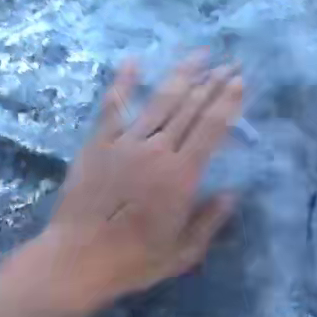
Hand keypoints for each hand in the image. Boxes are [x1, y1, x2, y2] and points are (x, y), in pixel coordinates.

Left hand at [27, 56, 242, 313]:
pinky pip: (113, 107)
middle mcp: (157, 150)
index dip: (228, 102)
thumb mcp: (184, 252)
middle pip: (190, 107)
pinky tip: (134, 62)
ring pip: (159, 100)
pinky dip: (124, 82)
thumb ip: (210, 220)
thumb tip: (231, 193)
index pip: (211, 128)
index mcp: (181, 175)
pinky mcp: (97, 144)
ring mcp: (124, 143)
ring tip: (200, 55)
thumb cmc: (134, 261)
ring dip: (182, 75)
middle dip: (213, 82)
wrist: (76, 261)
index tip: (240, 81)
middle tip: (230, 64)